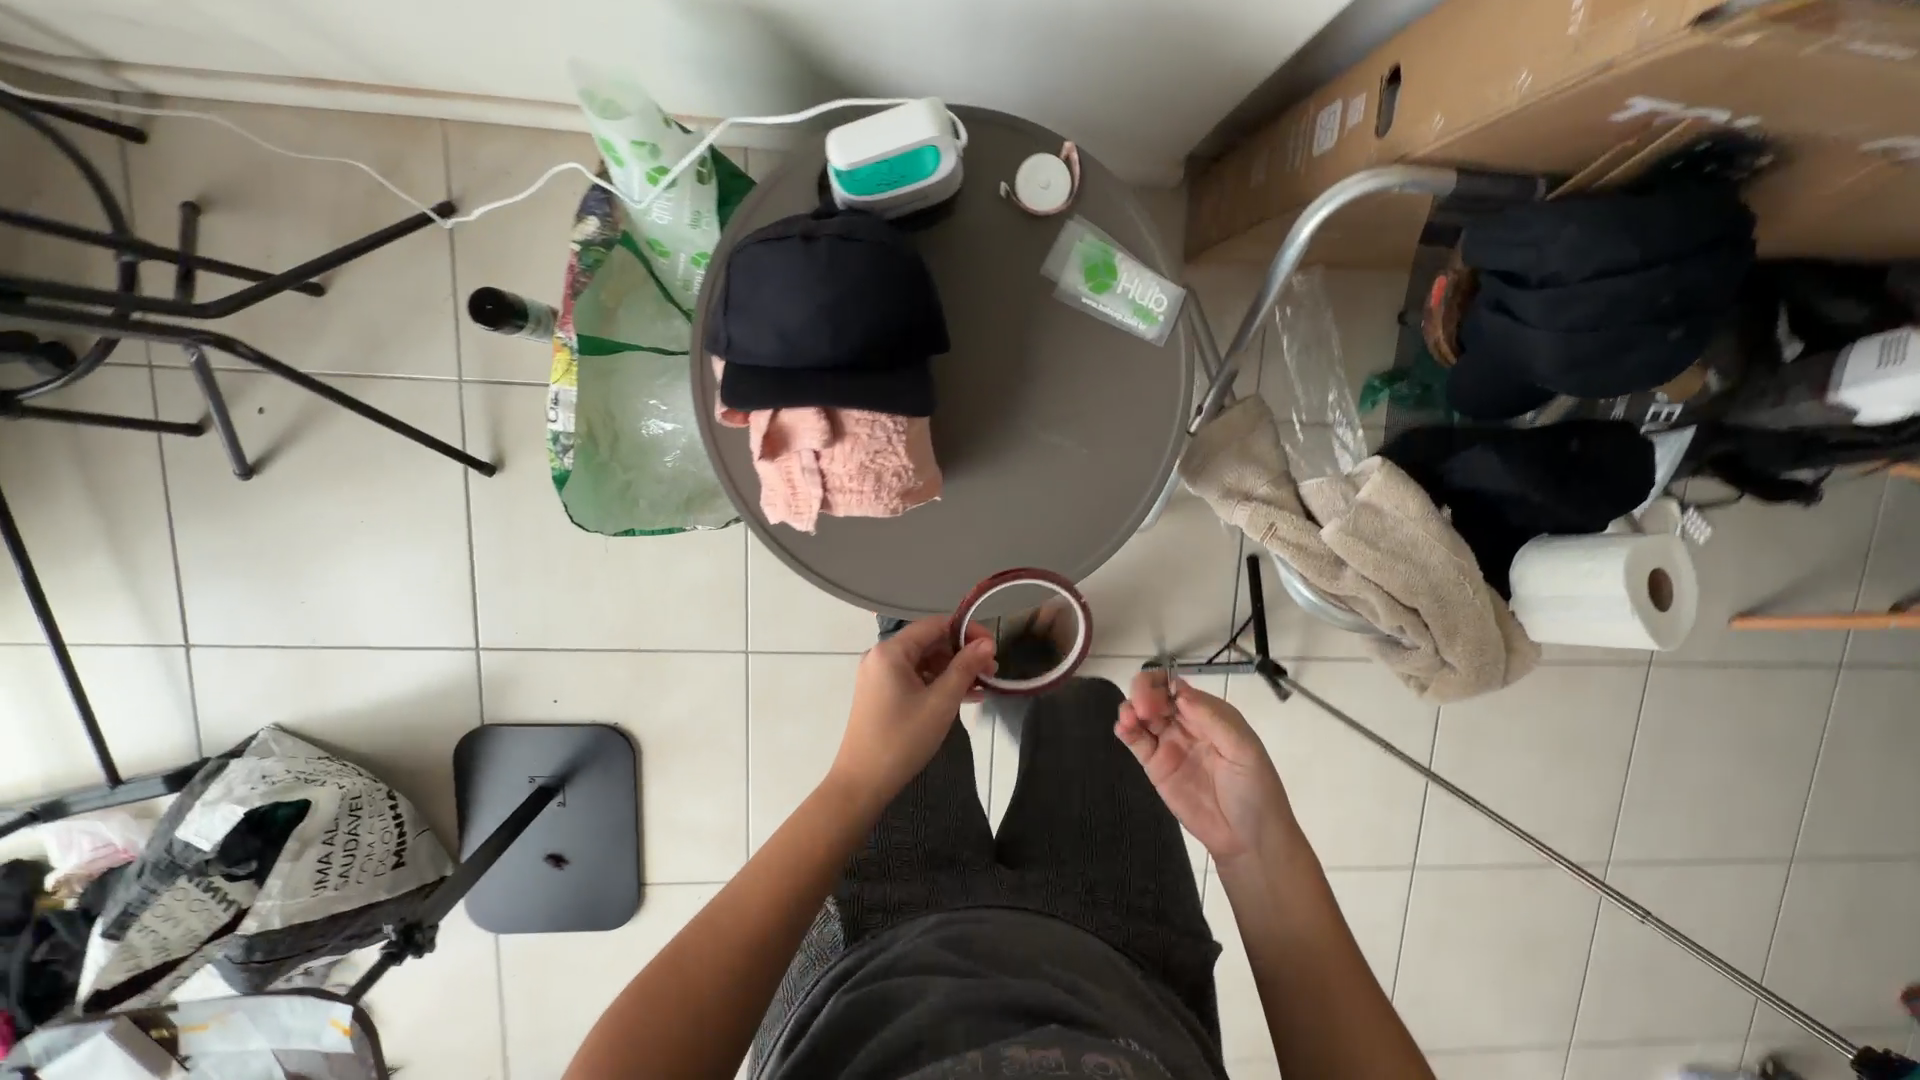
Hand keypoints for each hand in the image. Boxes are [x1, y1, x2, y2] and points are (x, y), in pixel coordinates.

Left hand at [829, 617, 996, 807]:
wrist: (863, 782)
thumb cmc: (903, 739)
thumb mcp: (941, 702)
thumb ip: (965, 668)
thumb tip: (987, 644)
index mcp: (891, 651)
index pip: (935, 625)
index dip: (967, 631)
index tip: (994, 648)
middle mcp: (881, 657)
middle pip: (929, 642)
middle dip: (962, 654)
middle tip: (992, 671)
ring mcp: (879, 676)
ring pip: (924, 662)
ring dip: (953, 670)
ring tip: (983, 686)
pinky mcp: (881, 694)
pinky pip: (915, 679)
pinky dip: (938, 684)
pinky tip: (964, 697)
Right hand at [1115, 672, 1291, 861]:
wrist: (1247, 839)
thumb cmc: (1254, 790)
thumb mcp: (1243, 750)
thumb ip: (1212, 719)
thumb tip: (1179, 692)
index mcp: (1210, 713)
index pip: (1179, 686)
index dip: (1163, 685)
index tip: (1158, 700)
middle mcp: (1186, 723)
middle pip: (1156, 695)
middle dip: (1143, 693)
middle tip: (1142, 711)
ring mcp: (1169, 744)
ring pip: (1141, 714)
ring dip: (1130, 708)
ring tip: (1128, 720)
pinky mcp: (1155, 765)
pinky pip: (1135, 741)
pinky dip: (1124, 729)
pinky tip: (1122, 729)